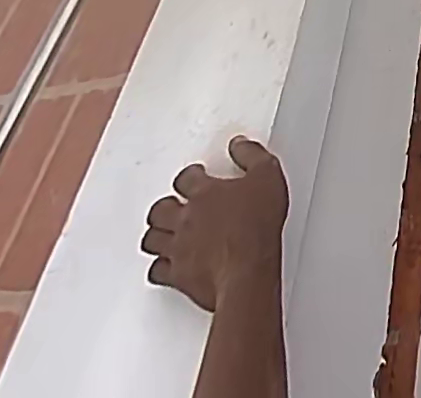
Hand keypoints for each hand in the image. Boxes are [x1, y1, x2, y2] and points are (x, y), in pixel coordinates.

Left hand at [142, 136, 287, 311]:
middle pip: (160, 209)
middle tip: (173, 203)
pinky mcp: (178, 275)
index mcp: (205, 193)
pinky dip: (160, 265)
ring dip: (158, 232)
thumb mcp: (268, 175)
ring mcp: (179, 248)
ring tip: (164, 230)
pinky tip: (167, 263)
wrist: (249, 268)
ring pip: (152, 238)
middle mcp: (186, 219)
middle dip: (165, 205)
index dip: (190, 175)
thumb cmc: (257, 224)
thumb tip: (240, 144)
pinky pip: (157, 270)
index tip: (195, 173)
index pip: (186, 178)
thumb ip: (252, 155)